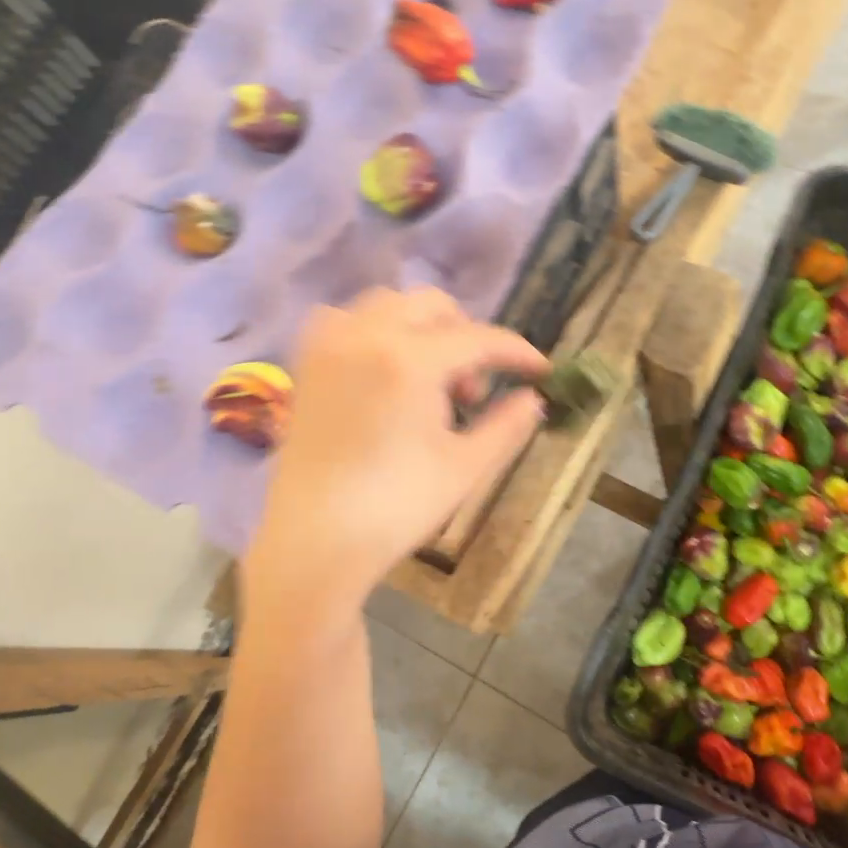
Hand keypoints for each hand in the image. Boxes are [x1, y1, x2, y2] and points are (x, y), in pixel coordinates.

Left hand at [245, 288, 548, 611]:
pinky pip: (345, 320)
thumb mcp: (465, 467)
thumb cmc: (396, 508)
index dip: (516, 352)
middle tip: (473, 391)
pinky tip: (384, 368)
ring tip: (430, 380)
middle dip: (465, 336)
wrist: (316, 542)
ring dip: (421, 328)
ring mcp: (330, 345)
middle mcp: (366, 335)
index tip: (540, 370)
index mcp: (409, 360)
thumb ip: (506, 426)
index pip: (478, 338)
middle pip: (431, 307)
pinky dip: (373, 329)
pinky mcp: (307, 364)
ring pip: (388, 305)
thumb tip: (533, 399)